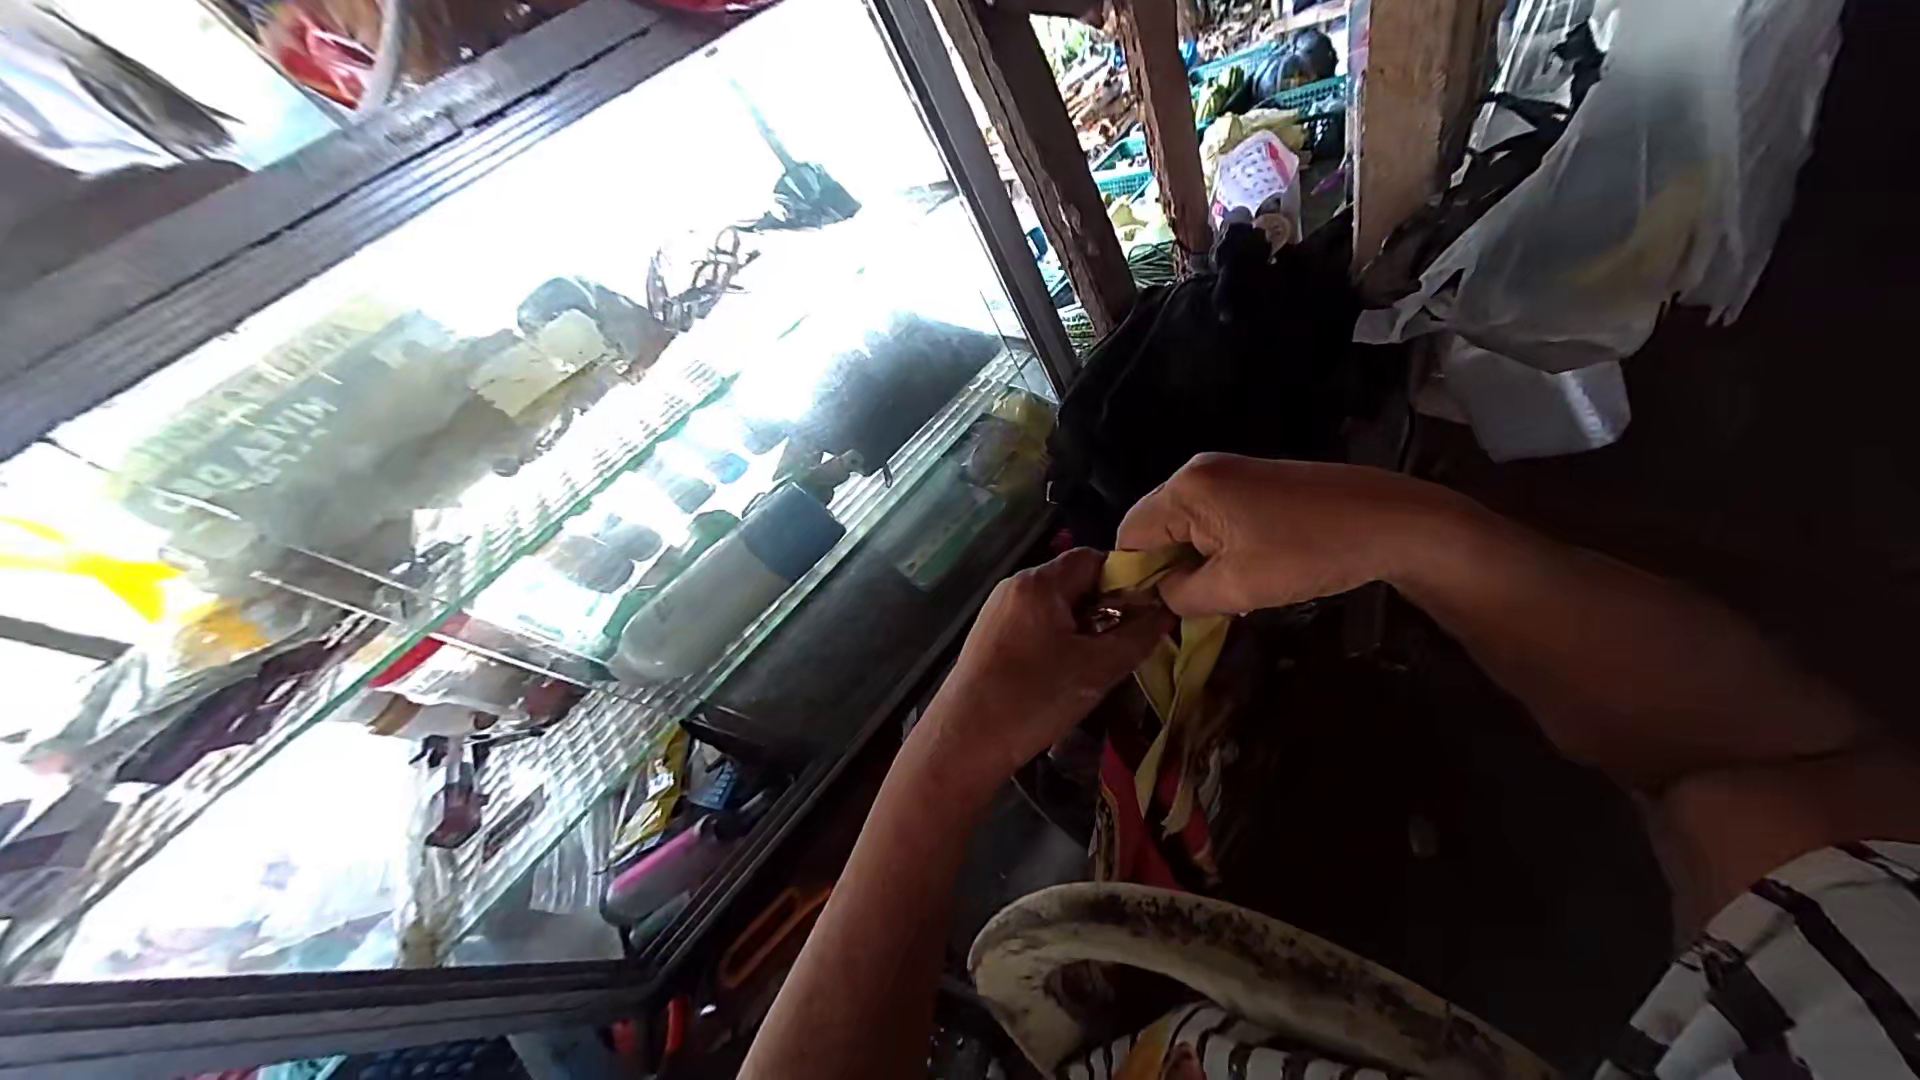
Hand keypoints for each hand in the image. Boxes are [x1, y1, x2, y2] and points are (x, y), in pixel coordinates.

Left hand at [915, 549, 1170, 791]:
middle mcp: (1015, 586)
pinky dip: (1060, 637)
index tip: (1148, 610)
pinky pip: (1036, 622)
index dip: (1127, 578)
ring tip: (1100, 661)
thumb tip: (1165, 610)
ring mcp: (999, 609)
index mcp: (1038, 583)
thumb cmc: (1033, 699)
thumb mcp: (1097, 669)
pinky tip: (1067, 670)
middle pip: (1074, 580)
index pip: (1094, 557)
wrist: (964, 740)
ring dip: (1085, 625)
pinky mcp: (991, 634)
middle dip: (1107, 606)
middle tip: (1128, 641)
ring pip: (1057, 604)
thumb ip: (1138, 636)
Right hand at [1117, 453, 1468, 615]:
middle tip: (1186, 603)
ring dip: (1188, 559)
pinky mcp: (1249, 480)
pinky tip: (1237, 567)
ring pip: (1179, 524)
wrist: (1397, 523)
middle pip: (1152, 526)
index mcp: (1186, 489)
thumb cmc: (1311, 554)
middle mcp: (1196, 471)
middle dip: (1162, 567)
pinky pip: (1206, 516)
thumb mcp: (1236, 588)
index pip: (1129, 535)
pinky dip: (1209, 546)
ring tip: (1216, 588)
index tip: (1150, 610)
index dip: (1132, 576)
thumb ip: (1180, 595)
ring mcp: (1225, 471)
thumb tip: (1161, 593)